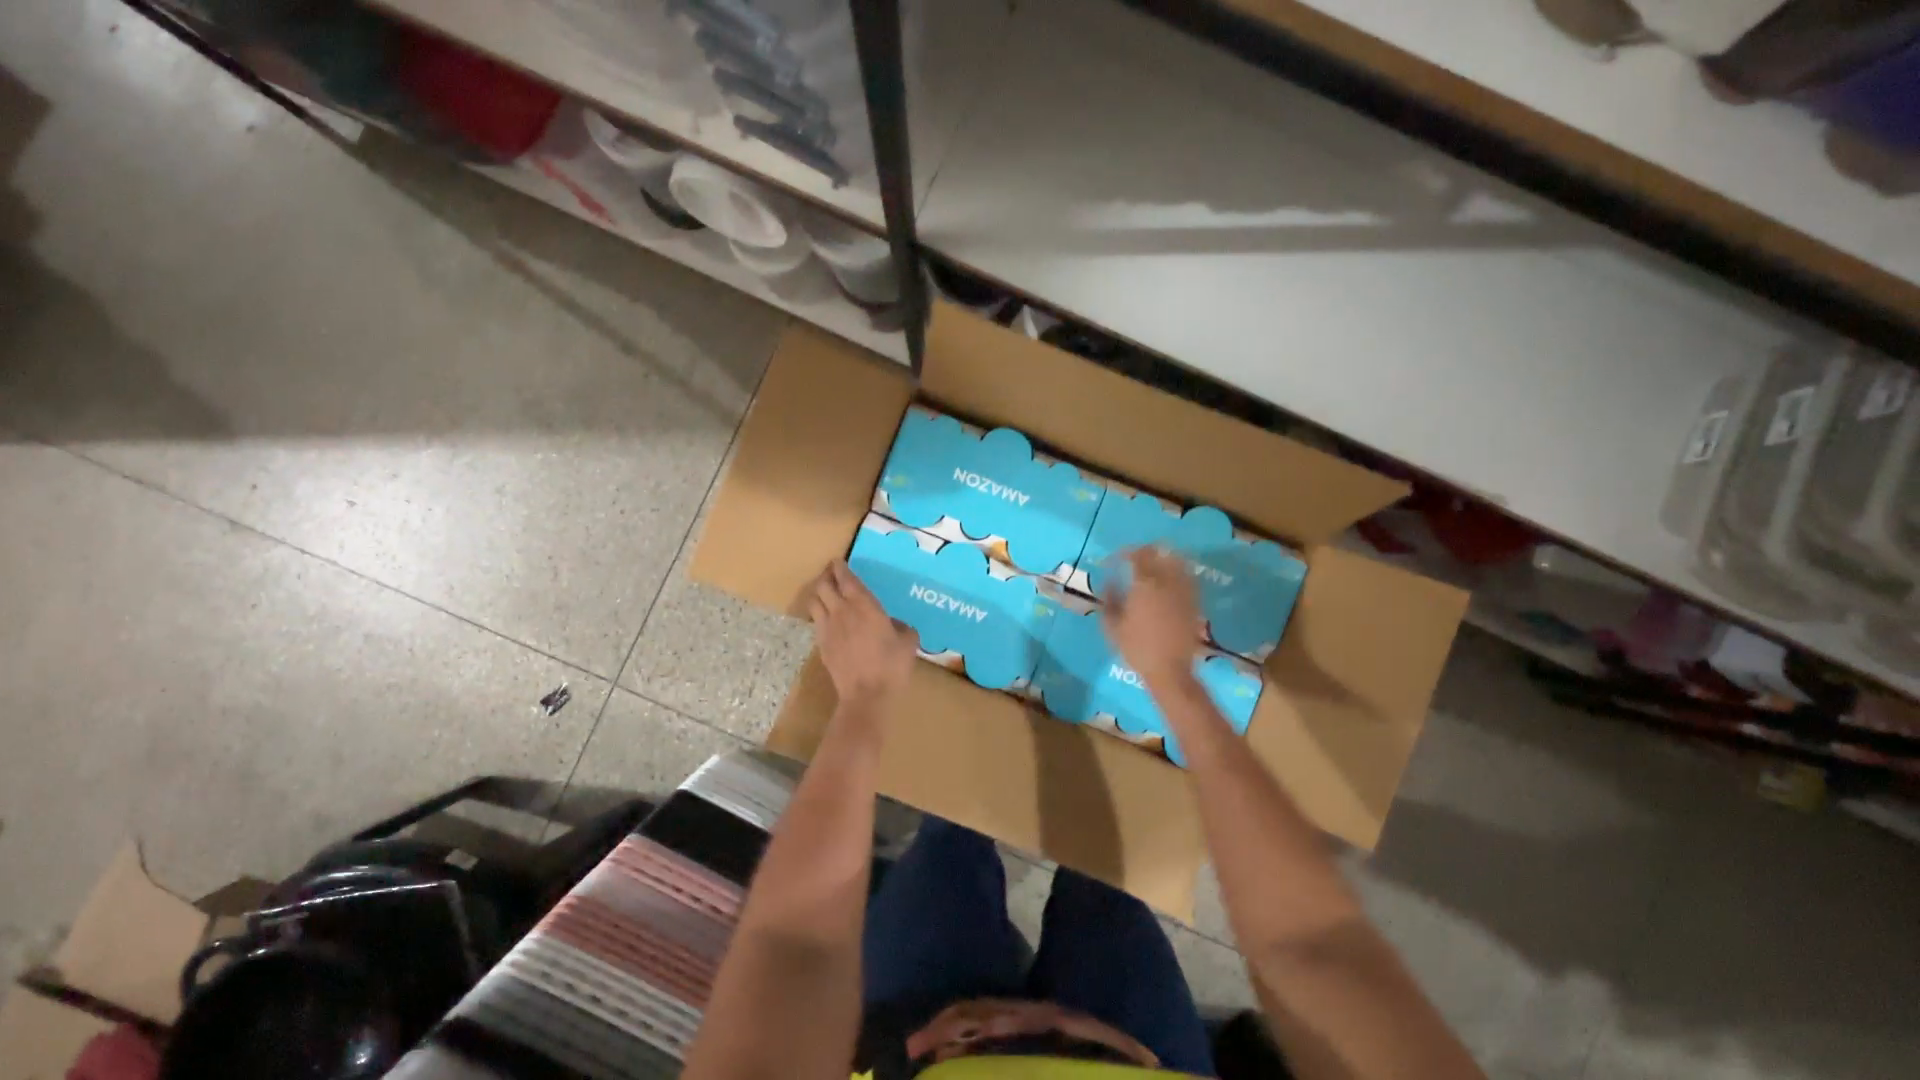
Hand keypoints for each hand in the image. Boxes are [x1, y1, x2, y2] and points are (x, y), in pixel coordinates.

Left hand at [809, 559, 918, 708]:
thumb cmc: (891, 666)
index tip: (838, 562)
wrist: (867, 695)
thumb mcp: (908, 642)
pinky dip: (818, 613)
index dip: (840, 567)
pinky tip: (825, 618)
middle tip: (831, 574)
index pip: (846, 578)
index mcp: (864, 605)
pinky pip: (815, 621)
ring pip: (814, 600)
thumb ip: (903, 627)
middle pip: (823, 585)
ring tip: (824, 593)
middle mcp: (842, 611)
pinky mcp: (821, 644)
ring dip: (818, 593)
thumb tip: (896, 625)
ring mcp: (828, 627)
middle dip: (826, 576)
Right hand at [1102, 546, 1203, 687]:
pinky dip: (1177, 573)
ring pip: (1178, 562)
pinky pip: (1187, 578)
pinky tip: (1168, 582)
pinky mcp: (1194, 602)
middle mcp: (1167, 582)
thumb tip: (1109, 583)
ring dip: (1164, 559)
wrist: (1169, 670)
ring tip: (1153, 566)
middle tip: (1135, 558)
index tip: (1115, 560)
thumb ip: (1109, 600)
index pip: (1137, 555)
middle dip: (1147, 551)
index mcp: (1145, 584)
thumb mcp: (1112, 626)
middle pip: (1160, 553)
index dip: (1125, 553)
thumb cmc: (1136, 649)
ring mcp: (1184, 591)